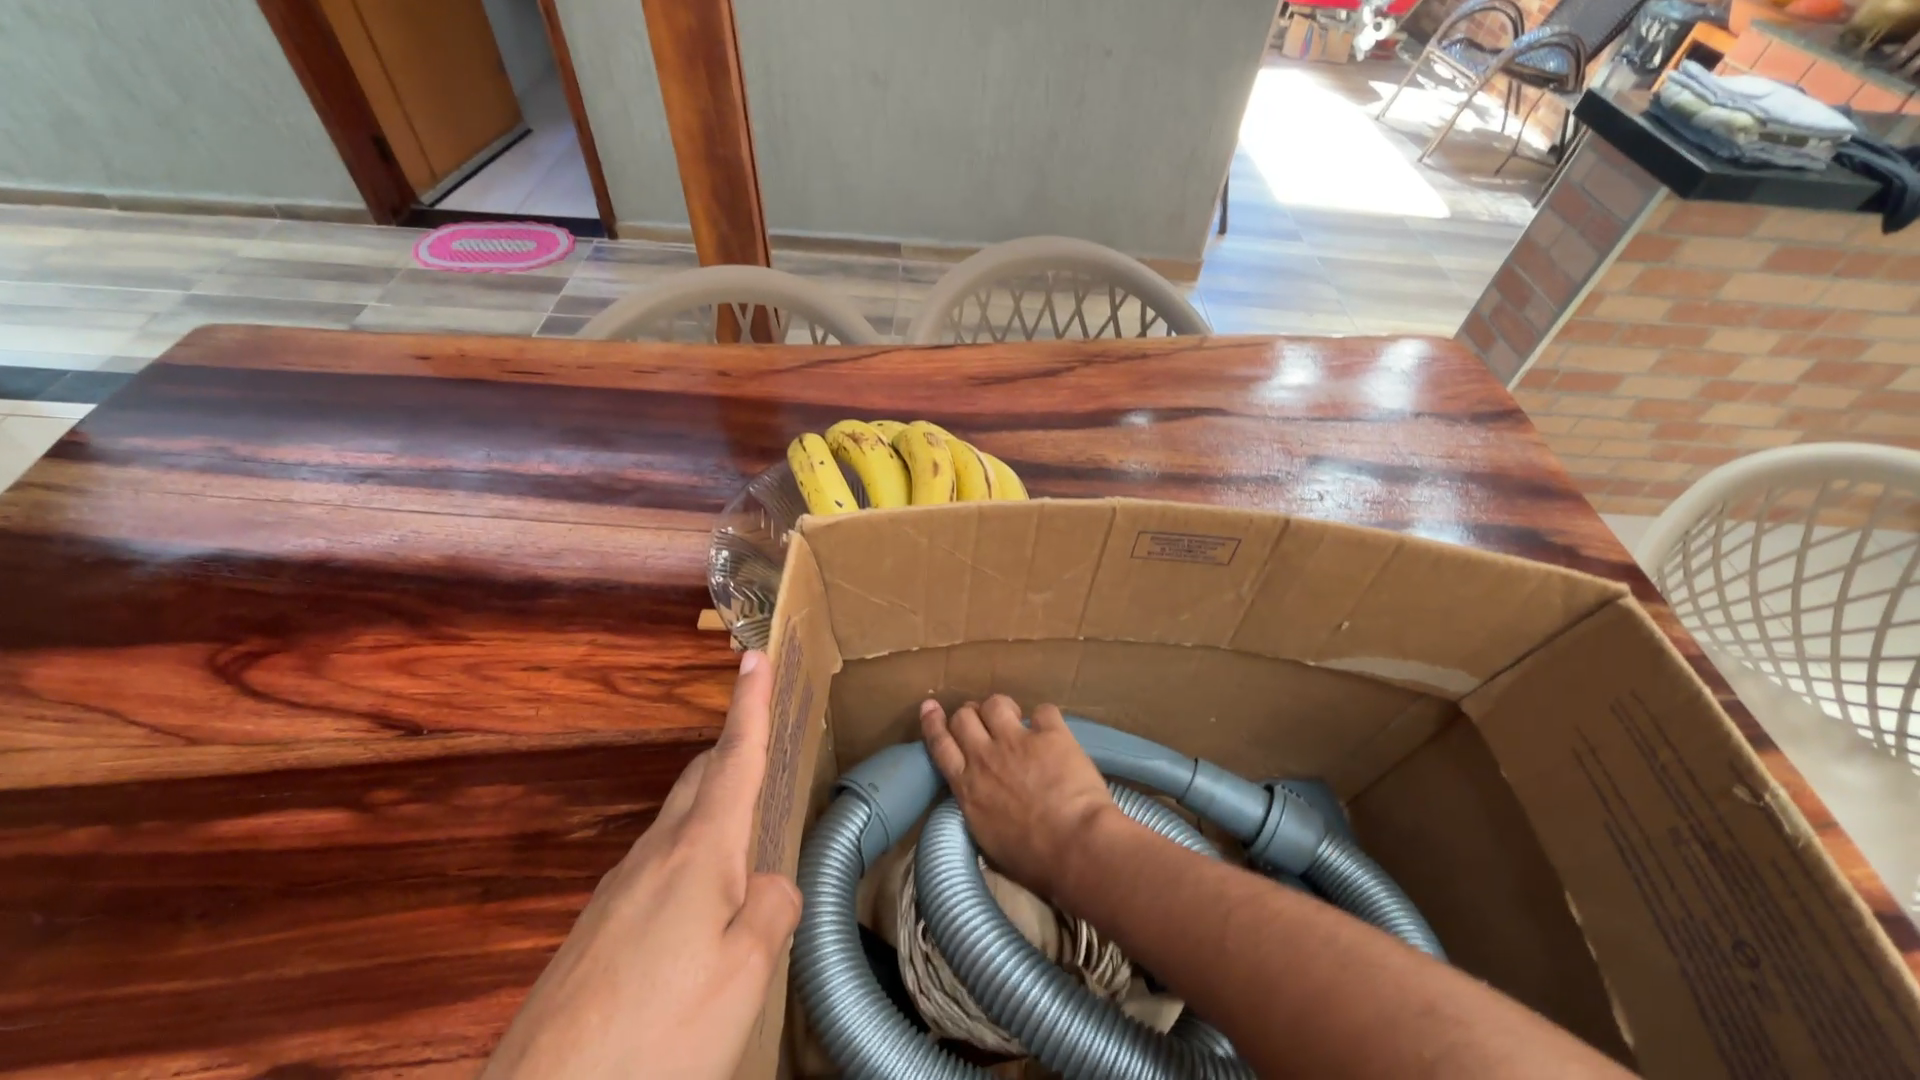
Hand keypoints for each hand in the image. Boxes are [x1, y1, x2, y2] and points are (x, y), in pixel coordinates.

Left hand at [483, 651, 800, 1079]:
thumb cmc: (659, 1030)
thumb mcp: (744, 975)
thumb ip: (770, 910)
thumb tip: (768, 881)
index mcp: (696, 853)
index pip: (733, 760)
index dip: (750, 706)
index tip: (755, 657)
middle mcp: (652, 857)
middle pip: (698, 780)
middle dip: (732, 750)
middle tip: (765, 741)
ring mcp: (617, 890)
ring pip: (676, 824)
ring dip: (713, 808)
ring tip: (746, 834)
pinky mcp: (598, 928)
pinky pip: (657, 866)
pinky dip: (691, 858)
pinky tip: (700, 907)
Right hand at [919, 695, 1115, 898]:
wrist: (1075, 848)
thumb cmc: (1033, 861)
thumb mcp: (988, 844)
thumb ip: (979, 814)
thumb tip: (982, 808)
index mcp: (967, 787)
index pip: (940, 746)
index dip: (933, 723)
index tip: (930, 708)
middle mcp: (985, 757)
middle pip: (963, 717)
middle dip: (969, 714)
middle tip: (981, 721)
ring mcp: (1017, 741)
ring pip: (995, 704)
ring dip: (1002, 708)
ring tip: (1013, 717)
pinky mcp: (1051, 734)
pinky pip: (1043, 711)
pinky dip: (1045, 719)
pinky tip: (1051, 730)